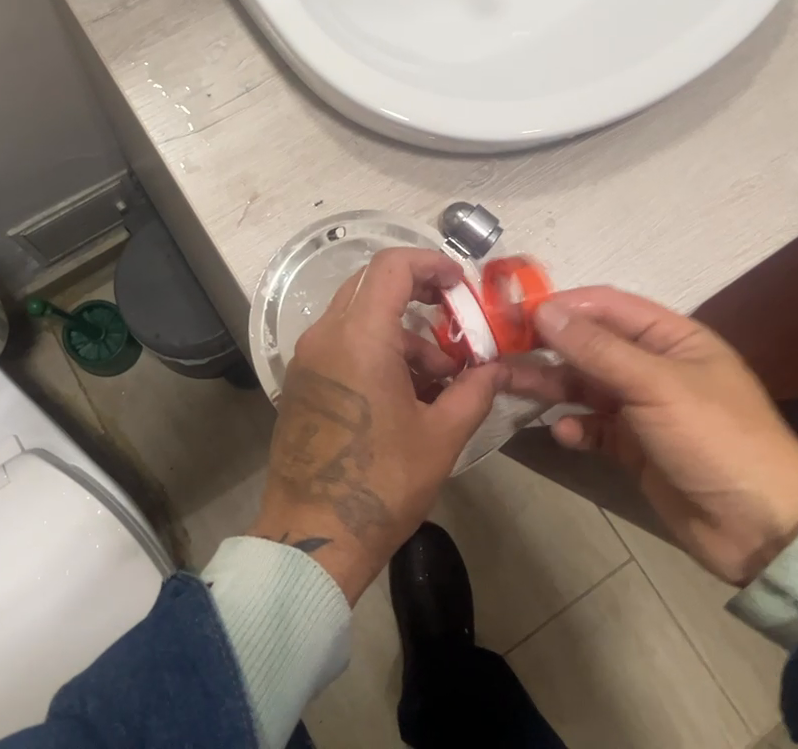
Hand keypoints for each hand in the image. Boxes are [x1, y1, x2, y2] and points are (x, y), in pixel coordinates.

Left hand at [249, 248, 508, 603]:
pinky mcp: (302, 381)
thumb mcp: (442, 435)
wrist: (314, 534)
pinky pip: (342, 345)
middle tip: (458, 326)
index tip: (461, 285)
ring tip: (442, 380)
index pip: (391, 266)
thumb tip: (495, 370)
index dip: (430, 264)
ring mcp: (307, 358)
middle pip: (373, 287)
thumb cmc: (382, 482)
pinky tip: (409, 393)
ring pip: (359, 318)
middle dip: (420, 298)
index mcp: (359, 336)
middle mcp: (325, 335)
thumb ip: (474, 391)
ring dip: (403, 335)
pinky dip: (377, 351)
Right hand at [512, 286, 797, 585]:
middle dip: (547, 347)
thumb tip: (543, 311)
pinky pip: (594, 427)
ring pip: (584, 386)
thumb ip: (597, 349)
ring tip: (510, 387)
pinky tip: (565, 435)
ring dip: (550, 386)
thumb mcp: (656, 386)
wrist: (763, 528)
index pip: (606, 306)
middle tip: (499, 352)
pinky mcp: (635, 447)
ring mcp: (643, 408)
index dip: (562, 306)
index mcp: (672, 338)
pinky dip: (575, 427)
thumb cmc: (716, 439)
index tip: (513, 314)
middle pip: (589, 345)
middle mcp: (654, 366)